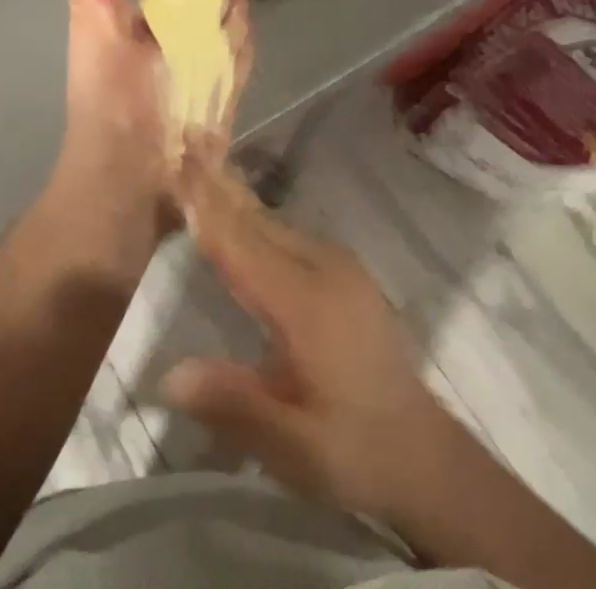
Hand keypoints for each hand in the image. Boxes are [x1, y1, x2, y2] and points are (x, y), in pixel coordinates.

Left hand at [37, 0, 251, 205]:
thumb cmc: (109, 100)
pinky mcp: (218, 104)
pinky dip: (242, 48)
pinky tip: (248, 28)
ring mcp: (195, 77)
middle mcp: (166, 51)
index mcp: (136, 31)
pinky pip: (235, 68)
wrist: (128, 173)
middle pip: (200, 9)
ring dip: (234, 12)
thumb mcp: (96, 36)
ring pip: (221, 35)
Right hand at [160, 153, 456, 519]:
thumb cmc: (355, 452)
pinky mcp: (349, 281)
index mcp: (308, 306)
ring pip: (277, 224)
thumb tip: (169, 375)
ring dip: (238, 195)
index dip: (206, 204)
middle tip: (186, 136)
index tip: (177, 161)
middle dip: (219, 182)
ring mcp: (343, 273)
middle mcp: (326, 274)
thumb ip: (234, 405)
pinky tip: (243, 214)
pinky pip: (292, 236)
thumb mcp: (294, 445)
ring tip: (204, 162)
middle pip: (259, 220)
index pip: (242, 245)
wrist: (427, 458)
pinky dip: (258, 218)